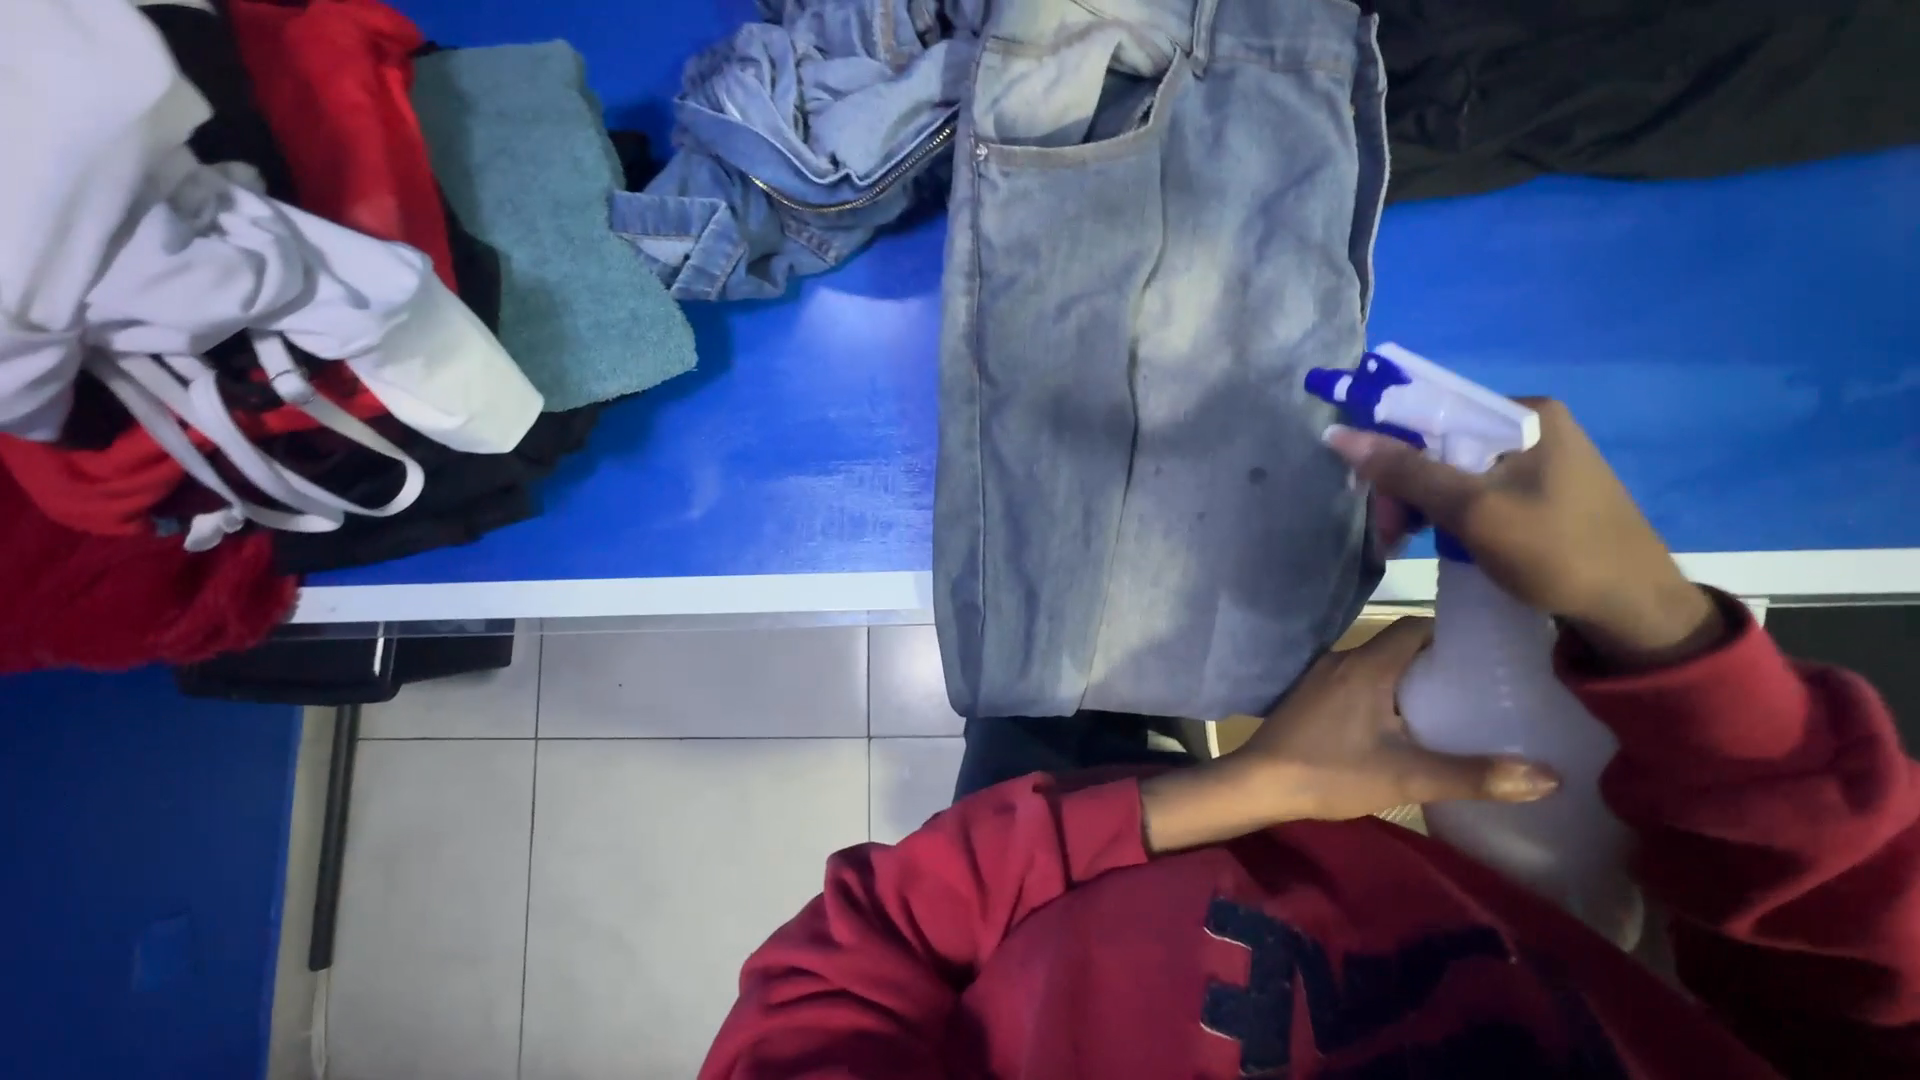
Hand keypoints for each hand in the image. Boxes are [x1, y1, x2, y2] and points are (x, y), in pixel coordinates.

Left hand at [1140, 618, 1558, 853]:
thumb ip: (1475, 775)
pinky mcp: (1310, 695)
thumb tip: (1550, 776)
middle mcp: (1344, 659)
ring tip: (1454, 704)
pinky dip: (1386, 691)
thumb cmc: (1330, 773)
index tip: (1493, 655)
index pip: (1419, 627)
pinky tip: (1404, 722)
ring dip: (1412, 678)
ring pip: (1379, 664)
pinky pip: (1358, 680)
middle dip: (1441, 660)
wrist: (1257, 784)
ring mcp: (1322, 676)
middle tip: (1484, 686)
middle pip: (1401, 645)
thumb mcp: (1407, 777)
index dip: (1457, 634)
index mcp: (1368, 664)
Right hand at [1324, 398, 1721, 666]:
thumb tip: (1339, 434)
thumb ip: (1407, 471)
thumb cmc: (1556, 552)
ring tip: (1407, 540)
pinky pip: (1476, 489)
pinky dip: (1449, 513)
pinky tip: (1441, 538)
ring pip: (1453, 470)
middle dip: (1406, 486)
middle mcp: (1533, 426)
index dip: (1390, 447)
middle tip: (1392, 532)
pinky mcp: (1540, 491)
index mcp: (1526, 415)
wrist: (1634, 610)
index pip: (1434, 412)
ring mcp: (1539, 459)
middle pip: (1440, 444)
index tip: (1369, 491)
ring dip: (1422, 504)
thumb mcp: (1472, 510)